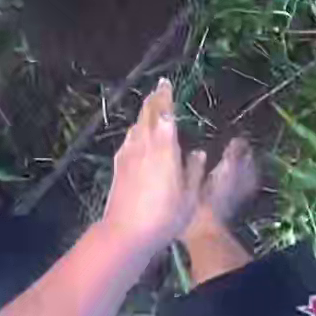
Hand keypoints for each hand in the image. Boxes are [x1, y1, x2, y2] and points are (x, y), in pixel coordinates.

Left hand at [99, 79, 206, 256]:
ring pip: (137, 125)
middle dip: (154, 100)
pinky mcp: (118, 164)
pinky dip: (136, 130)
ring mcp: (128, 152)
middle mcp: (144, 143)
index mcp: (164, 147)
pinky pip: (129, 138)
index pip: (165, 113)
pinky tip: (138, 135)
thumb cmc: (164, 215)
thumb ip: (194, 170)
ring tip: (151, 108)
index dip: (165, 96)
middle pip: (147, 114)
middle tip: (159, 89)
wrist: (126, 232)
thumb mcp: (189, 196)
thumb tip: (197, 152)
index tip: (166, 83)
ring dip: (144, 113)